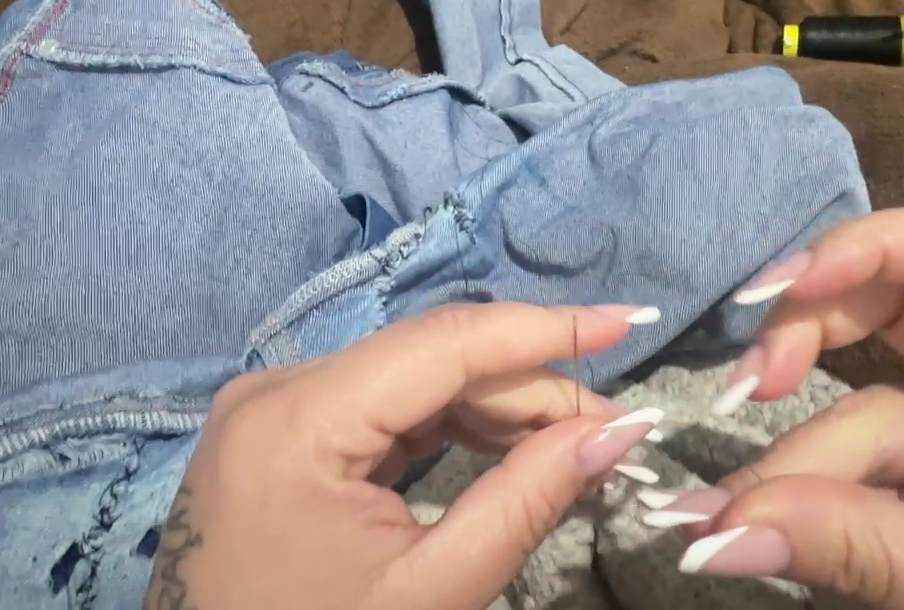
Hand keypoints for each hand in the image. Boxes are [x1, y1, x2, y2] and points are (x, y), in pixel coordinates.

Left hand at [145, 302, 665, 609]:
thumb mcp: (426, 596)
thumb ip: (523, 501)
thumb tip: (615, 433)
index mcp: (297, 419)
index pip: (443, 344)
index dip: (543, 329)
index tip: (625, 320)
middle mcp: (281, 387)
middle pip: (431, 358)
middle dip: (528, 384)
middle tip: (609, 424)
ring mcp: (278, 403)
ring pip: (414, 376)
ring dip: (497, 402)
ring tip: (572, 437)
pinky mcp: (287, 427)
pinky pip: (387, 405)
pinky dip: (452, 421)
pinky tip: (507, 441)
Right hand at [649, 205, 903, 608]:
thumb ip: (862, 549)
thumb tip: (715, 527)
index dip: (884, 242)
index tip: (796, 281)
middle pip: (901, 297)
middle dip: (816, 324)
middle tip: (754, 382)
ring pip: (864, 392)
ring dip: (802, 448)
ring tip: (736, 517)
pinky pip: (859, 459)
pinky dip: (808, 488)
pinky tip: (762, 523)